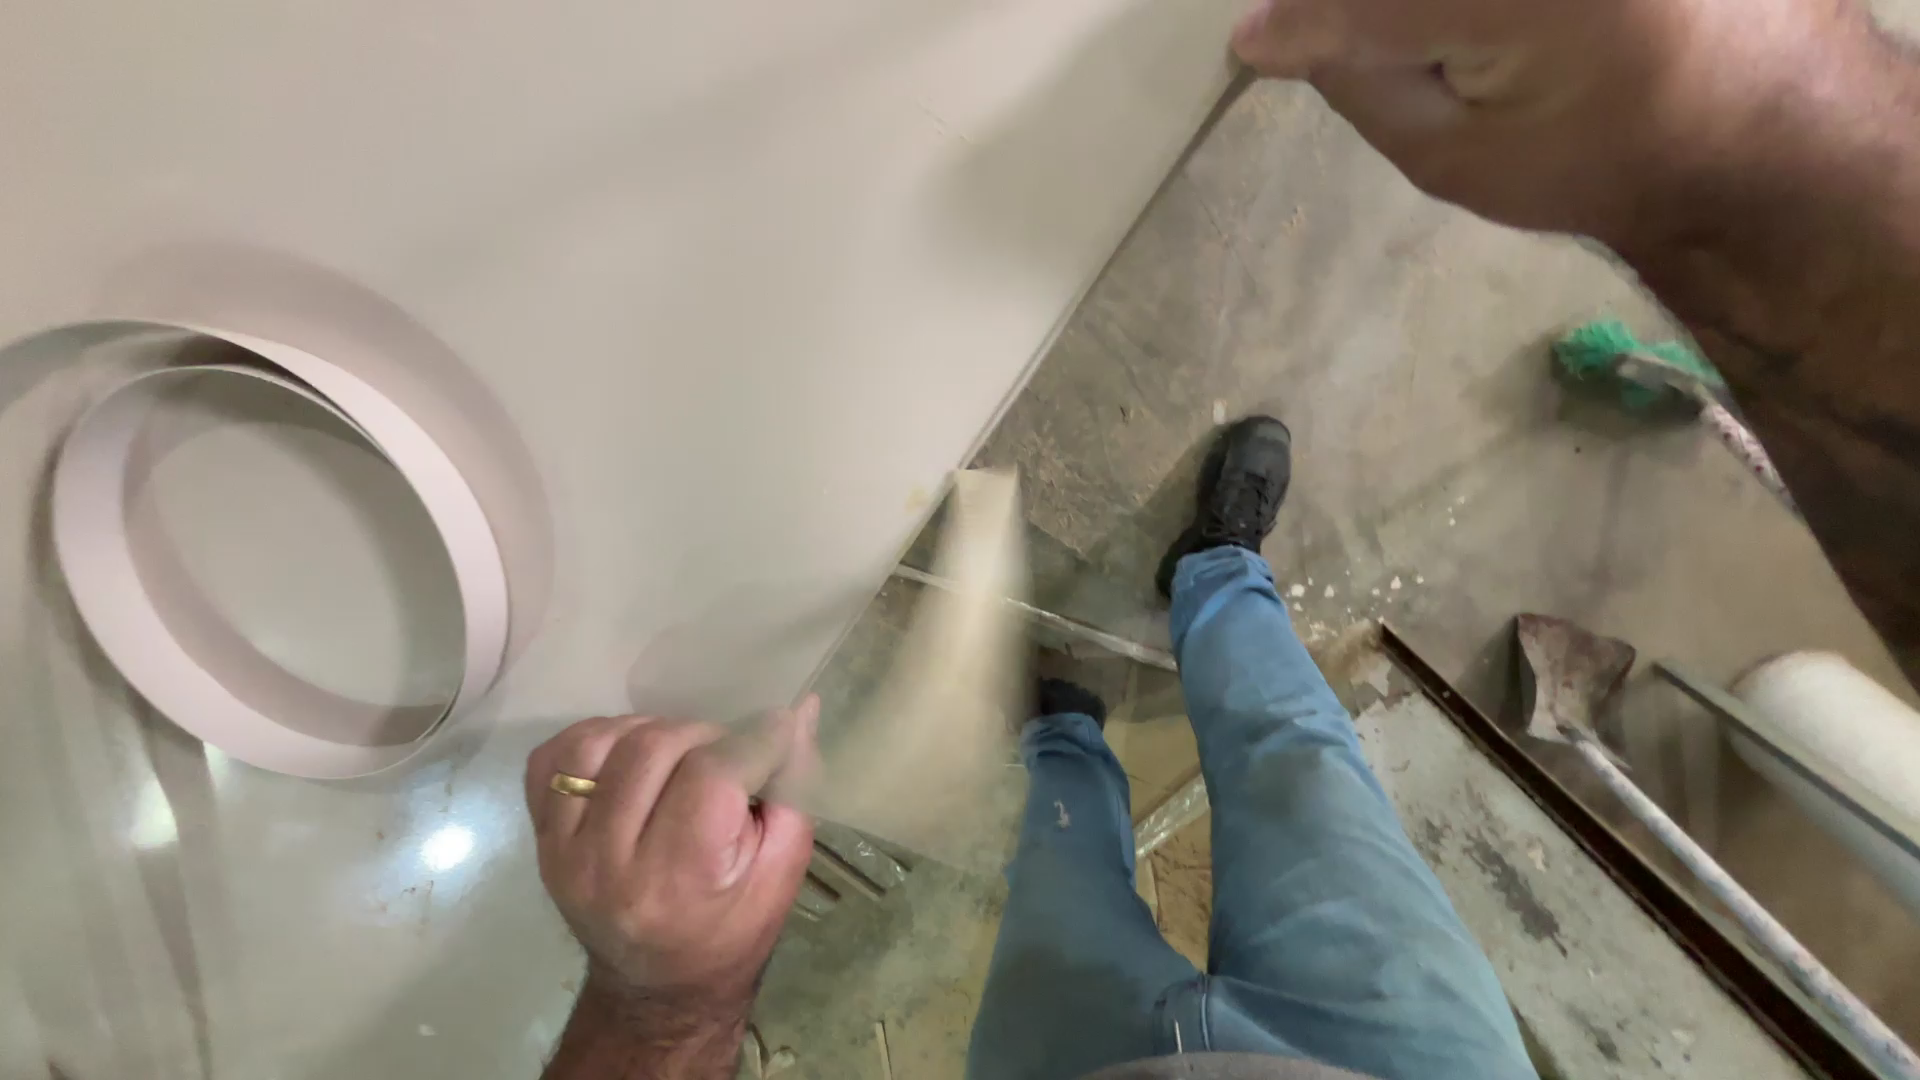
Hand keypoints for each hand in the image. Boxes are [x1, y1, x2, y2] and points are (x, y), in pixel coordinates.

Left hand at [525, 698, 819, 1007]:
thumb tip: (801, 709)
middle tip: (733, 759)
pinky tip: (632, 759)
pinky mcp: (542, 839)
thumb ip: (794, 782)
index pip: (713, 772)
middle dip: (710, 737)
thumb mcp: (784, 864)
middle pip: (658, 746)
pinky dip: (599, 740)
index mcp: (679, 877)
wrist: (659, 989)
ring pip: (603, 741)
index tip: (780, 730)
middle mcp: (610, 862)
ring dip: (655, 732)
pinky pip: (556, 756)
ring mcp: (564, 849)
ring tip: (683, 757)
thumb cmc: (736, 927)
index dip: (756, 738)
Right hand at [1229, 0, 1880, 245]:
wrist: (1752, 124)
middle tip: (1298, 37)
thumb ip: (1362, 81)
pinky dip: (1430, 13)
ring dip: (1388, 12)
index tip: (1247, 42)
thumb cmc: (1590, 165)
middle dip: (1343, 7)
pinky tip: (1431, 42)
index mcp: (1521, 3)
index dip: (1298, 18)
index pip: (1370, 1)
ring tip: (1402, 59)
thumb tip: (1275, 34)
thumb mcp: (1450, 155)